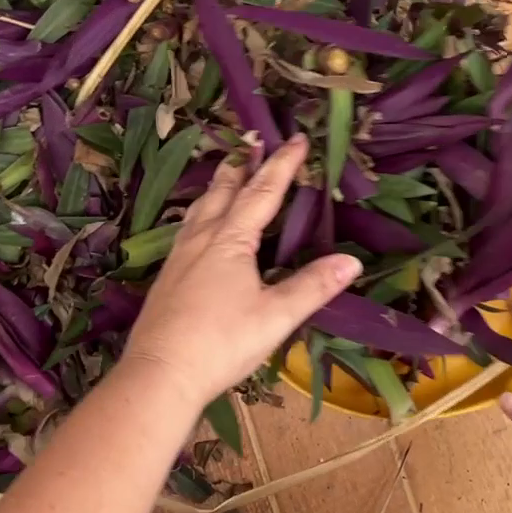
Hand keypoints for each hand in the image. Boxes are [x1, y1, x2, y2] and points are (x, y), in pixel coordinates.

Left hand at [122, 135, 360, 407]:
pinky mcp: (168, 275)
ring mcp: (180, 255)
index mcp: (231, 240)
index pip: (262, 192)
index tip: (298, 138)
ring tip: (227, 173)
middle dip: (242, 164)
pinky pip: (188, 227)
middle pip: (223, 189)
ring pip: (201, 207)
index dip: (282, 164)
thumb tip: (352, 261)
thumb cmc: (220, 343)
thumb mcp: (275, 317)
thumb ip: (312, 287)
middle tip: (254, 141)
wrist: (159, 373)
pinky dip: (202, 211)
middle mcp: (202, 238)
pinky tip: (201, 226)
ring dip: (218, 185)